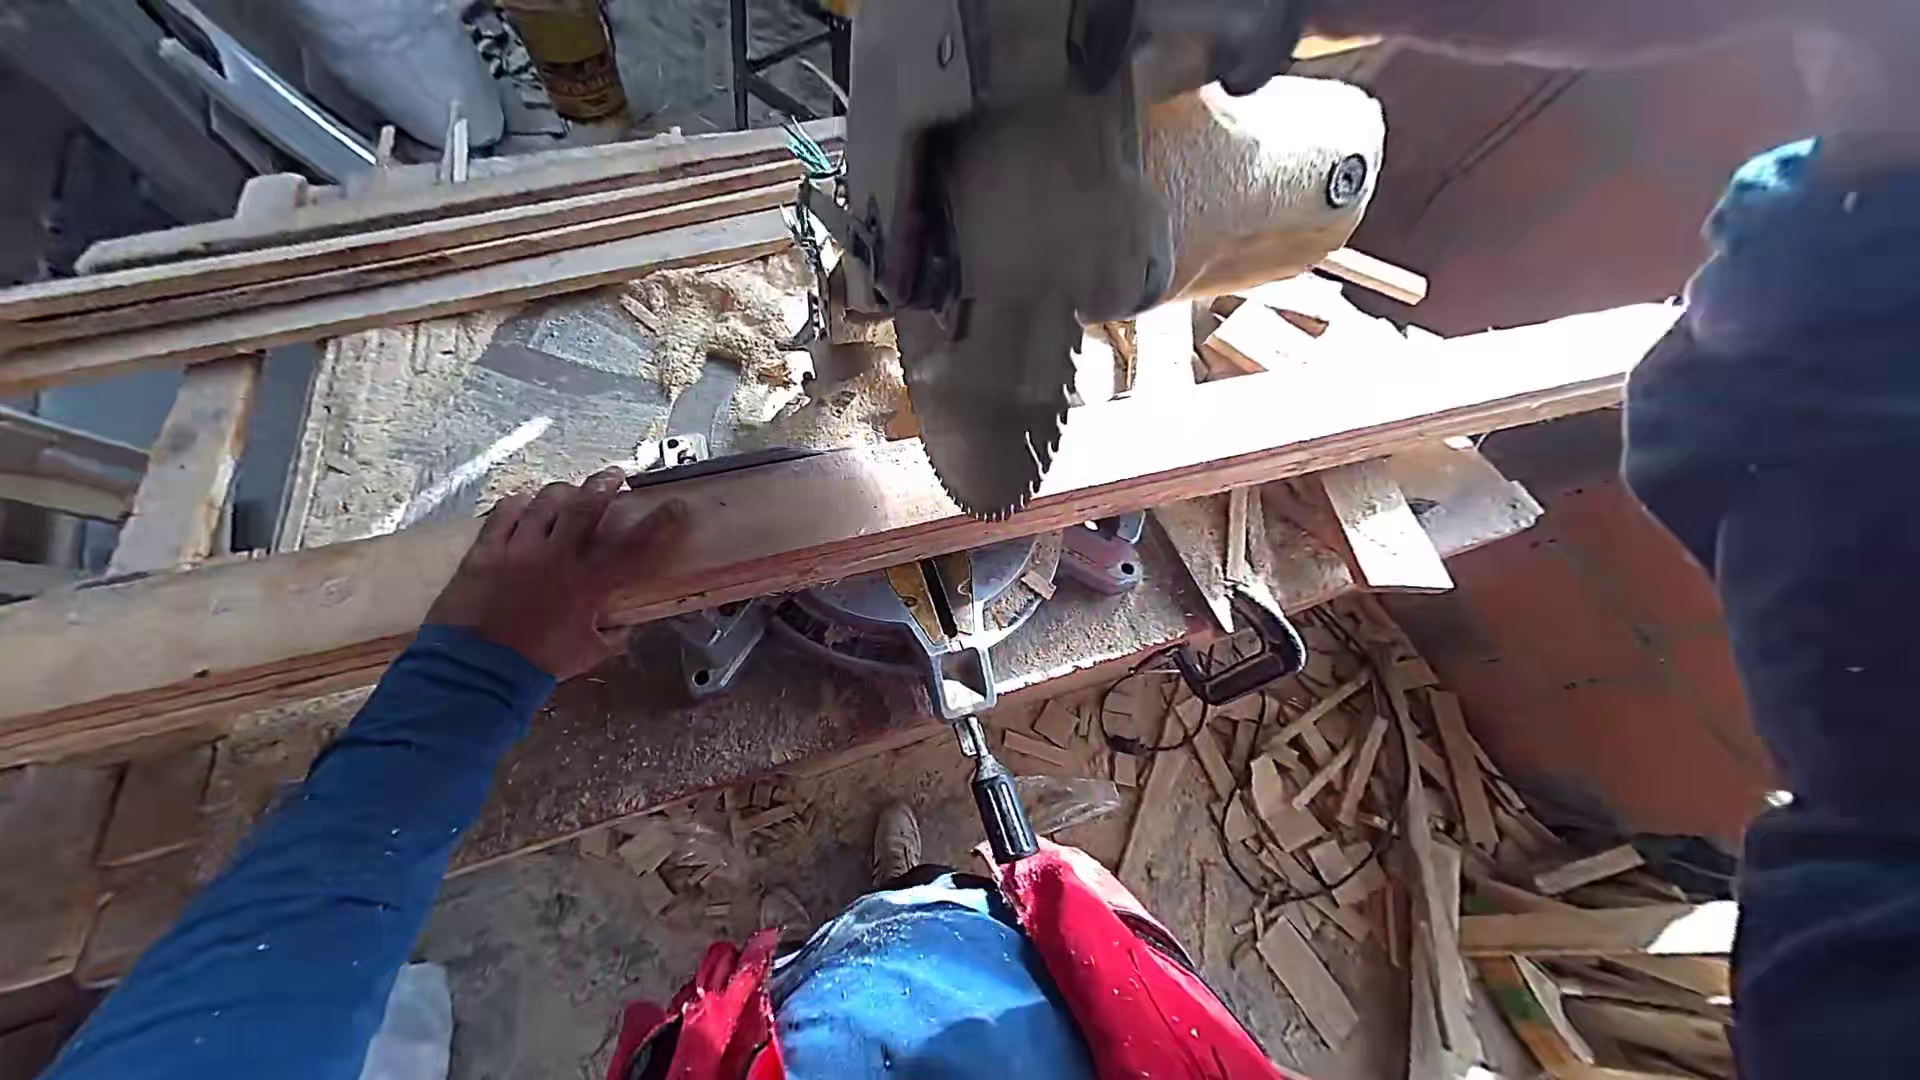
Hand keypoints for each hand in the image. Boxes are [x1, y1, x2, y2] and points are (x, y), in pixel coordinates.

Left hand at [425, 468, 688, 679]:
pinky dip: (518, 502)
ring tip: (570, 488)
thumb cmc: (540, 663)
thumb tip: (624, 625)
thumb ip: (613, 634)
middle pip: (586, 507)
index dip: (661, 523)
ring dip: (563, 491)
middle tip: (615, 475)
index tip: (676, 505)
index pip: (637, 545)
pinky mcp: (486, 552)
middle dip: (604, 485)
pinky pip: (503, 515)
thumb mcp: (591, 652)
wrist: (477, 670)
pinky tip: (525, 499)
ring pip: (545, 504)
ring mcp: (519, 550)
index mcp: (592, 583)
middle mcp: (559, 557)